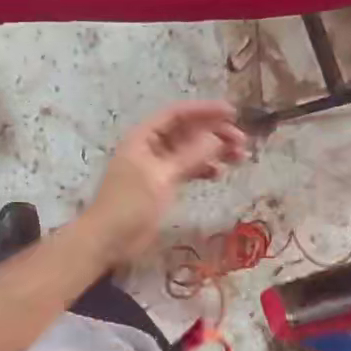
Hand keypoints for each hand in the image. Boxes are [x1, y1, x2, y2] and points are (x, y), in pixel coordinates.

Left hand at [83, 101, 247, 263]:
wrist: (108, 239)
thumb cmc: (129, 204)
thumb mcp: (161, 177)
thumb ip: (190, 156)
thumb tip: (217, 137)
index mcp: (143, 137)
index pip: (176, 114)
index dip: (204, 110)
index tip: (232, 112)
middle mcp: (150, 147)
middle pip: (186, 131)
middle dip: (213, 132)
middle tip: (241, 141)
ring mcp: (156, 166)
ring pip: (189, 150)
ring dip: (212, 151)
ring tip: (239, 157)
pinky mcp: (162, 184)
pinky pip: (186, 168)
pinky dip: (203, 168)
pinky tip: (219, 173)